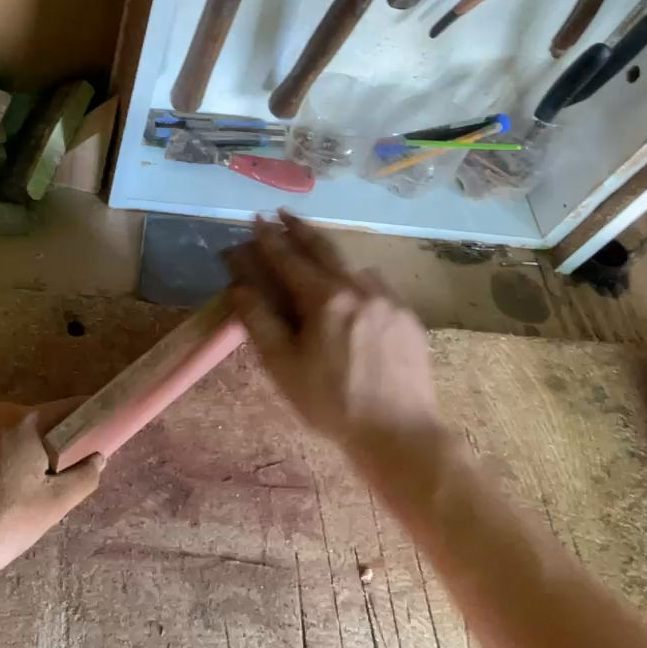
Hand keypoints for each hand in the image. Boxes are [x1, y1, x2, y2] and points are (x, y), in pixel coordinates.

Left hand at [0, 399, 105, 588]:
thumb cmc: (5, 522)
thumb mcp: (55, 503)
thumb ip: (84, 475)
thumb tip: (97, 457)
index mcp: (23, 420)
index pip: (68, 409)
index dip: (88, 420)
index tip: (101, 434)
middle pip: (38, 421)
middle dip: (55, 442)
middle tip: (65, 475)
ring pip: (13, 433)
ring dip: (28, 451)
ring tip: (32, 488)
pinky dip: (5, 457)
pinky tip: (5, 488)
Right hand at [225, 210, 439, 451]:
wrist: (400, 433)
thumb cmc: (331, 402)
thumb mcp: (282, 366)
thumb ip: (258, 321)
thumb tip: (238, 288)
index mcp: (325, 300)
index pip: (289, 259)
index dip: (269, 239)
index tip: (256, 220)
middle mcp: (359, 289)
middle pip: (326, 249)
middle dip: (301, 229)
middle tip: (283, 214)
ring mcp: (389, 301)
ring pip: (355, 266)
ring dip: (331, 256)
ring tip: (316, 255)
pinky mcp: (408, 318)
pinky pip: (377, 285)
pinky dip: (357, 278)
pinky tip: (353, 291)